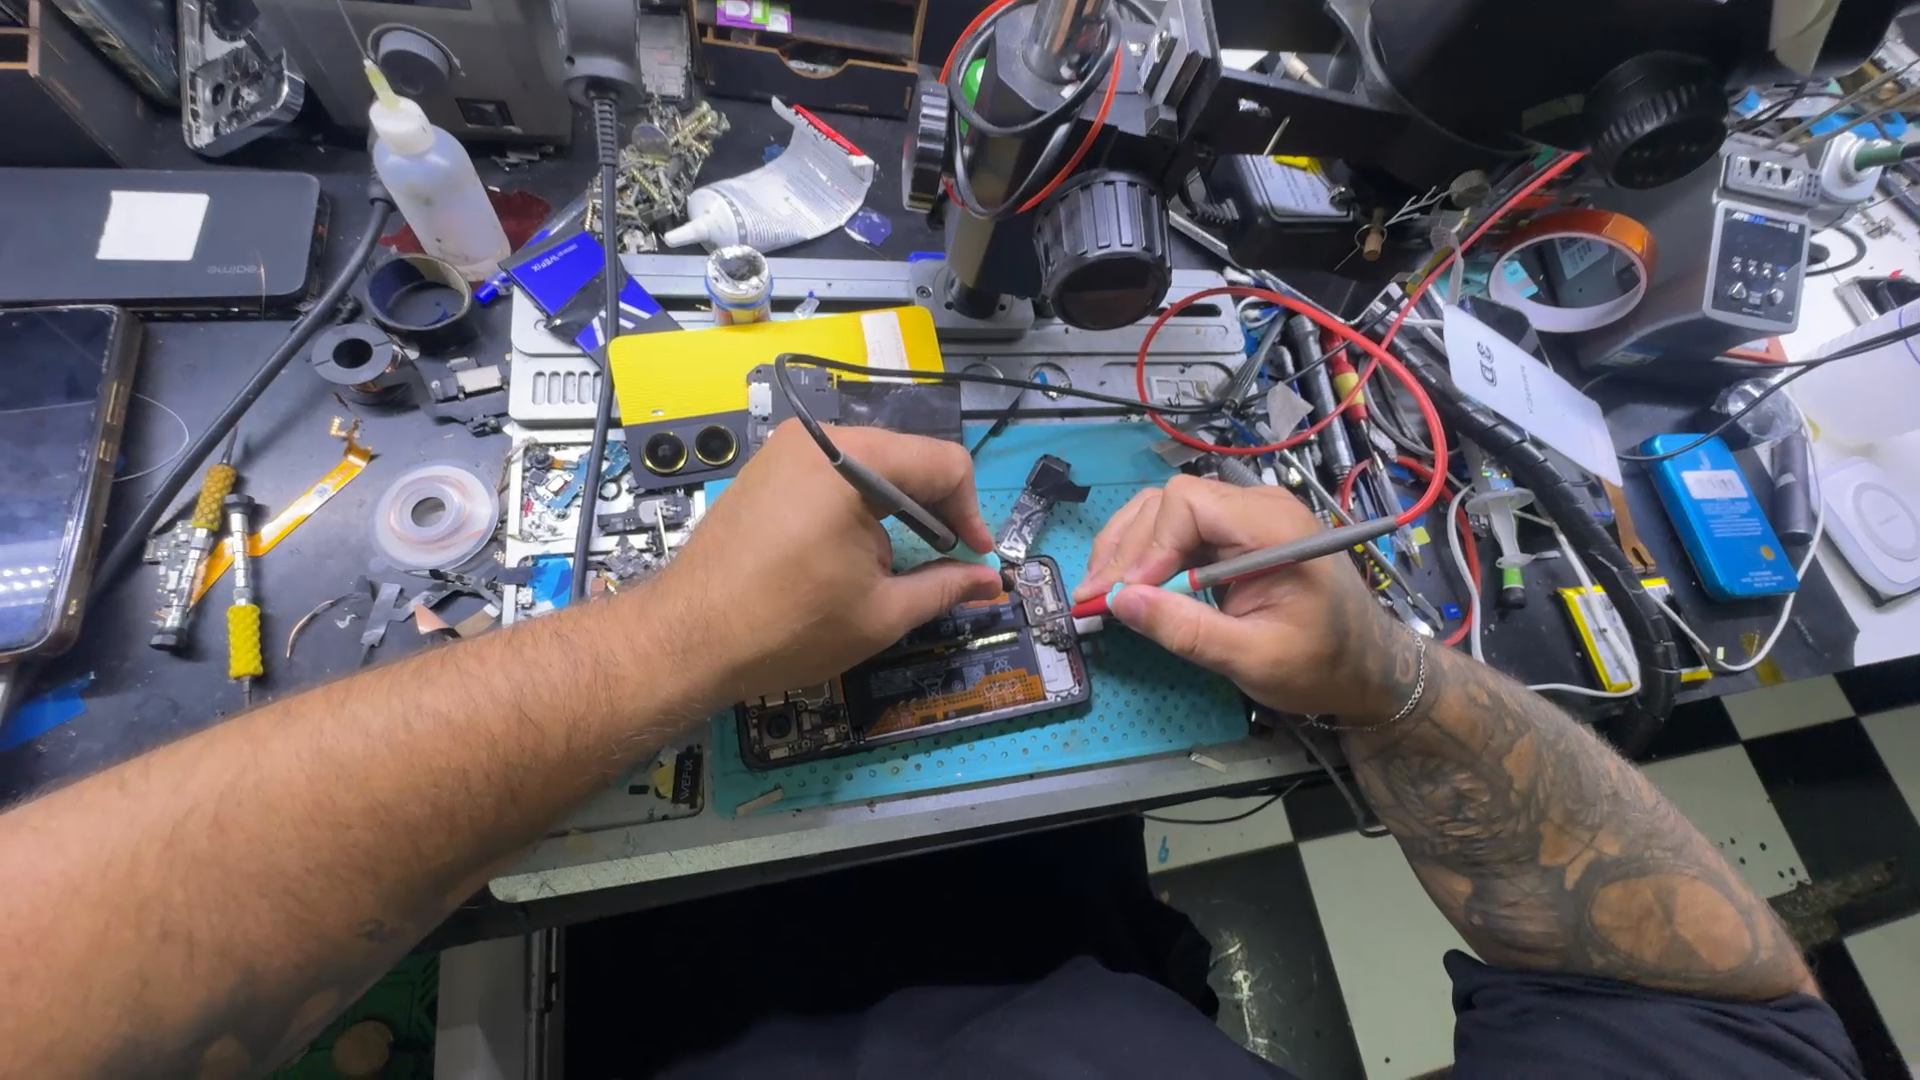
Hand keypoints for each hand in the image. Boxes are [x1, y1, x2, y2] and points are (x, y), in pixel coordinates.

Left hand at [652, 420, 1003, 703]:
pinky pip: (834, 475)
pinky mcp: (767, 471)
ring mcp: (786, 451)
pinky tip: (856, 550)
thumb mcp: (883, 612)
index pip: (945, 463)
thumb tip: (992, 582)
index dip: (973, 512)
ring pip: (872, 468)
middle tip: (947, 561)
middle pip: (908, 460)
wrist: (686, 641)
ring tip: (900, 562)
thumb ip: (947, 587)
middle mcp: (819, 439)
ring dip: (899, 511)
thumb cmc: (790, 626)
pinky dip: (861, 508)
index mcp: (853, 460)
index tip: (977, 557)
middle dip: (936, 512)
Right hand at [1072, 476, 1403, 717]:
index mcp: (1273, 526)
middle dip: (1125, 549)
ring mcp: (1243, 517)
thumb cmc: (1320, 666)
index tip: (1123, 594)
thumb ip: (1185, 629)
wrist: (1366, 668)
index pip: (1186, 503)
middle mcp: (1256, 507)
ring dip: (1125, 548)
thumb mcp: (1253, 659)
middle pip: (1167, 502)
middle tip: (1093, 598)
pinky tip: (1124, 584)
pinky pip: (1175, 530)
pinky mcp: (1231, 534)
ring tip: (1098, 590)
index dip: (1147, 546)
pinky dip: (1142, 555)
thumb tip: (1118, 601)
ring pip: (1162, 511)